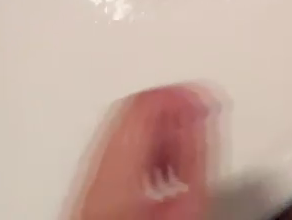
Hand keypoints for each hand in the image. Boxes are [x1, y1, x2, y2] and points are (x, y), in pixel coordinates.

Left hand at [70, 86, 212, 219]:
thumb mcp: (188, 201)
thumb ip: (196, 151)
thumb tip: (204, 110)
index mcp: (116, 166)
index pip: (144, 101)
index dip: (180, 91)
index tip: (204, 96)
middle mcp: (94, 170)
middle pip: (132, 111)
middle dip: (173, 109)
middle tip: (200, 118)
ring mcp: (86, 184)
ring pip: (124, 130)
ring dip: (161, 130)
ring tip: (186, 149)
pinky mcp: (89, 196)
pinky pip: (116, 153)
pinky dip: (146, 150)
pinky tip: (165, 169)